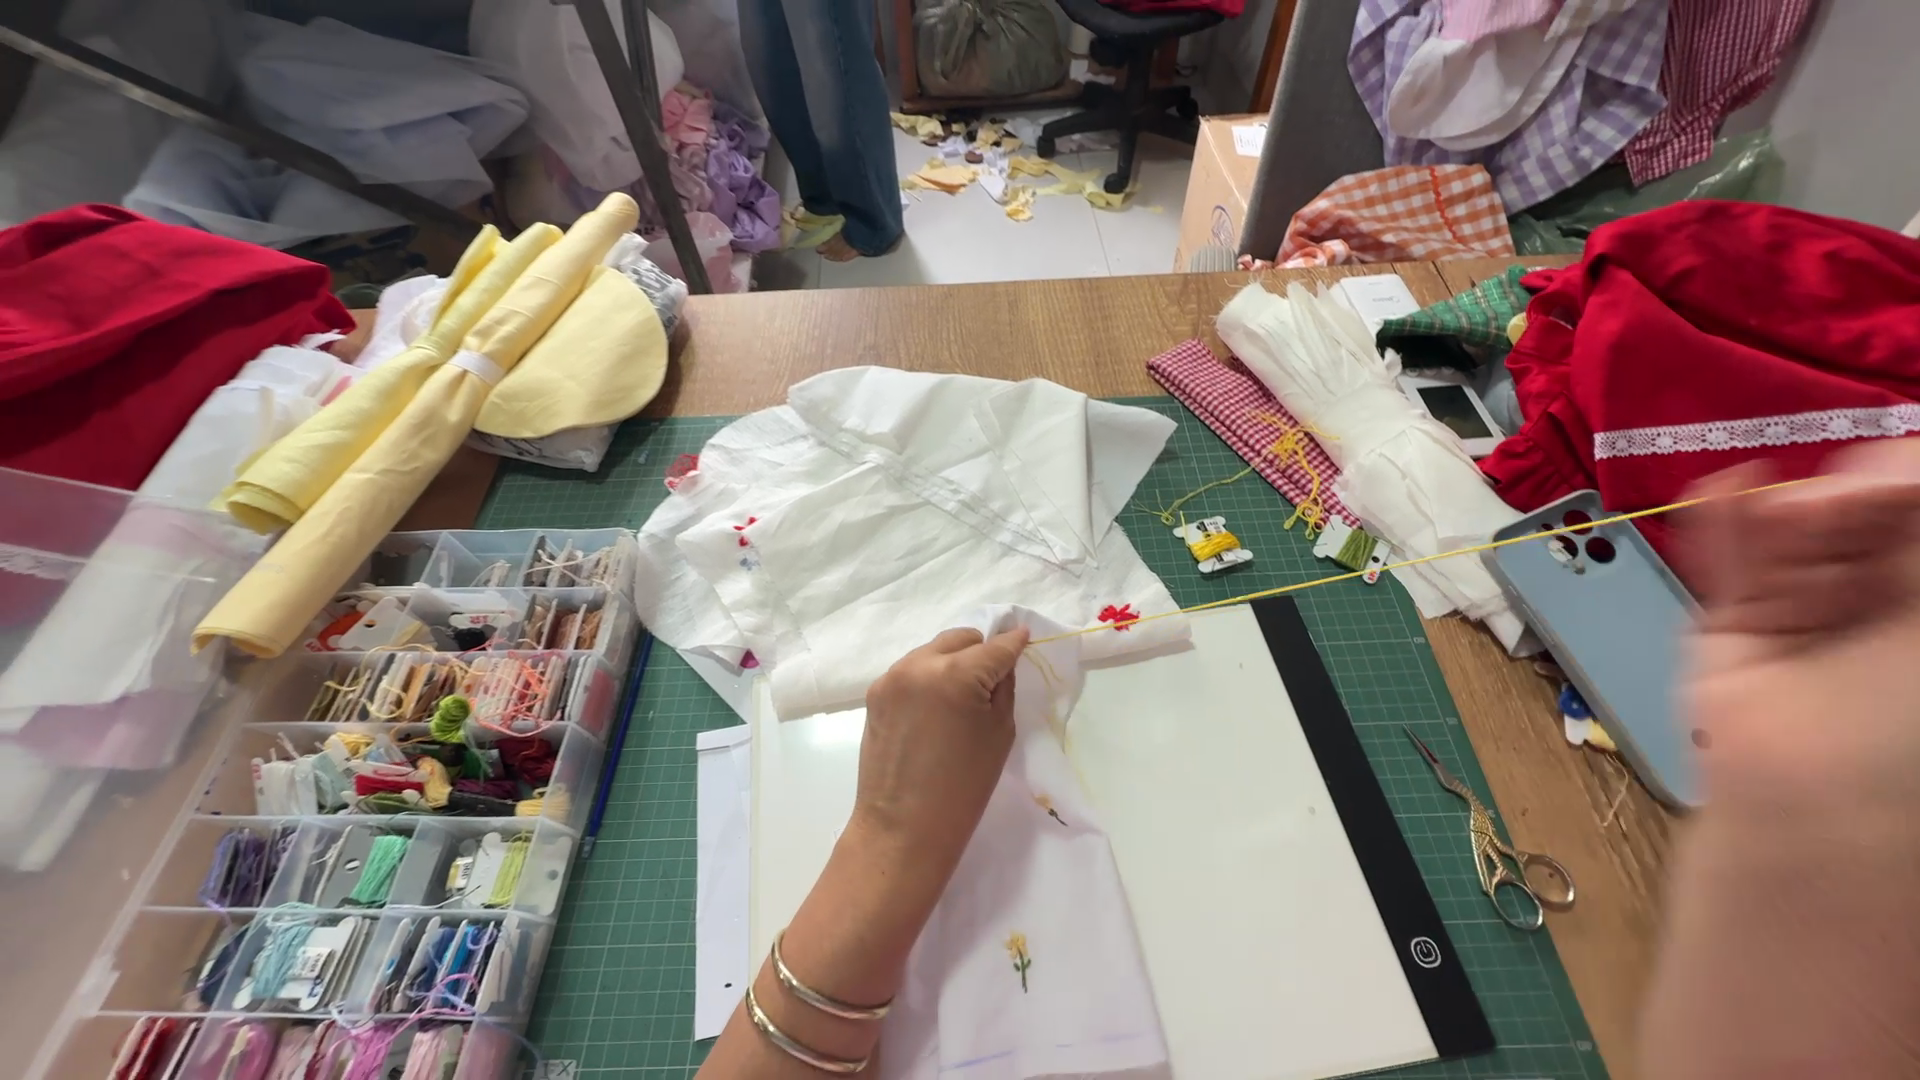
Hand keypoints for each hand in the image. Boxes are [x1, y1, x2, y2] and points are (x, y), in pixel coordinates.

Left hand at [852, 626, 1029, 889]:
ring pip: (933, 650)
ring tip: (961, 697)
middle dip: (980, 650)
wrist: (903, 827)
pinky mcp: (875, 691)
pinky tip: (935, 708)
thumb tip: (1002, 660)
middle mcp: (919, 664)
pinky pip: (912, 670)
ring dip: (952, 662)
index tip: (1025, 638)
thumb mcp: (999, 733)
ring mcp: (892, 676)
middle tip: (992, 677)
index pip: (995, 647)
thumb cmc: (963, 787)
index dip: (1014, 643)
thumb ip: (1002, 687)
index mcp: (955, 675)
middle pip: (960, 639)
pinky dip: (929, 678)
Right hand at [1642, 440, 1919, 1077]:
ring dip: (1801, 504)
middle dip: (1874, 488)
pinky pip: (1735, 565)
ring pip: (1810, 528)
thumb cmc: (1911, 752)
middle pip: (1886, 510)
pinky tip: (1731, 489)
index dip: (1912, 482)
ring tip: (1798, 504)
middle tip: (1856, 494)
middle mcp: (1904, 606)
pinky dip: (1727, 524)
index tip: (1897, 470)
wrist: (1821, 831)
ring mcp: (1824, 617)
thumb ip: (1904, 546)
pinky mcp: (1743, 631)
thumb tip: (1890, 464)